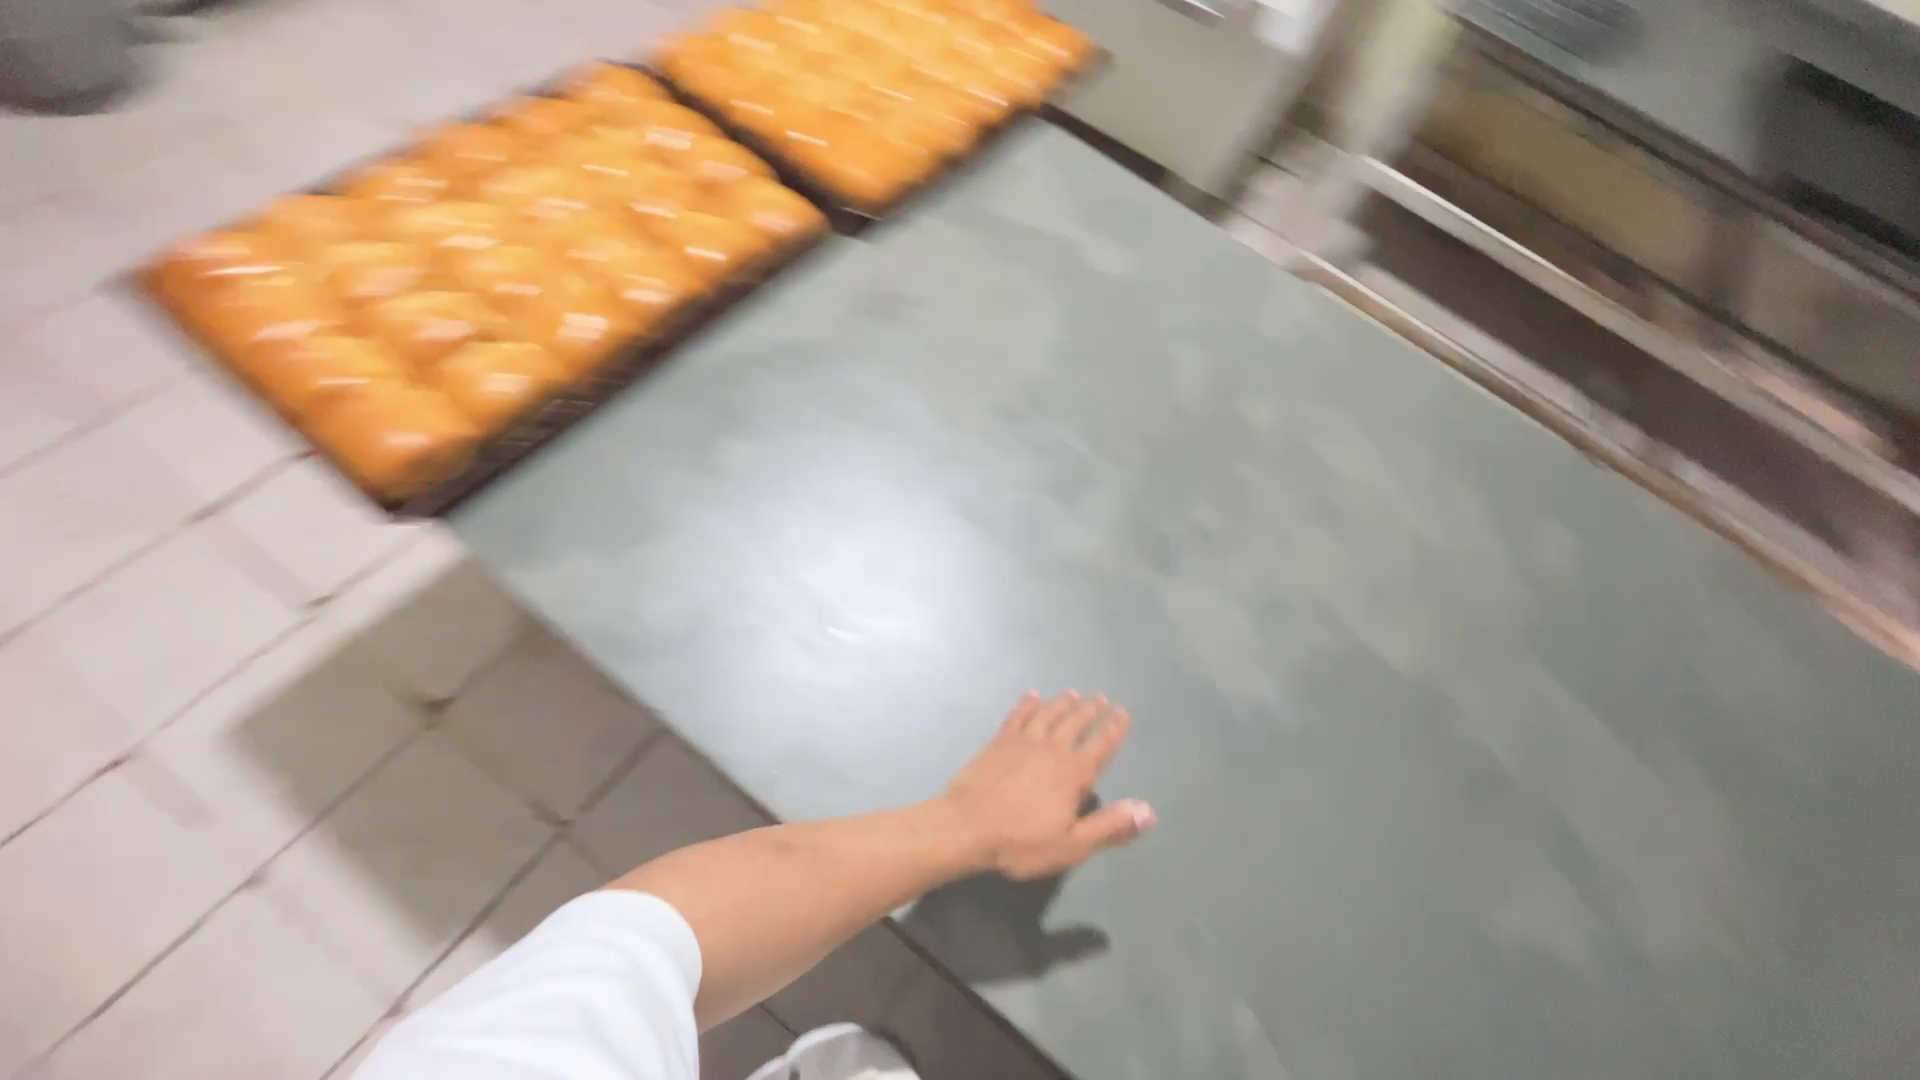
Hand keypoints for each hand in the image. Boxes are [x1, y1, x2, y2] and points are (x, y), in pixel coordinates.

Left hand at [940, 691, 1153, 879]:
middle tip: (1101, 698)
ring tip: (1072, 694)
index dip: (1114, 729)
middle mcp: (1052, 749)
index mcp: (1073, 774)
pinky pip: (1017, 716)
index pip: (1101, 745)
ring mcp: (1023, 742)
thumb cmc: (1021, 842)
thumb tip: (1149, 811)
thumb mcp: (1071, 845)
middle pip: (1075, 723)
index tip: (1123, 713)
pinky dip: (1026, 704)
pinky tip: (1031, 696)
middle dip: (1090, 710)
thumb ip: (1110, 826)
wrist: (966, 827)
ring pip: (1048, 714)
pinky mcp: (998, 742)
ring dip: (1062, 703)